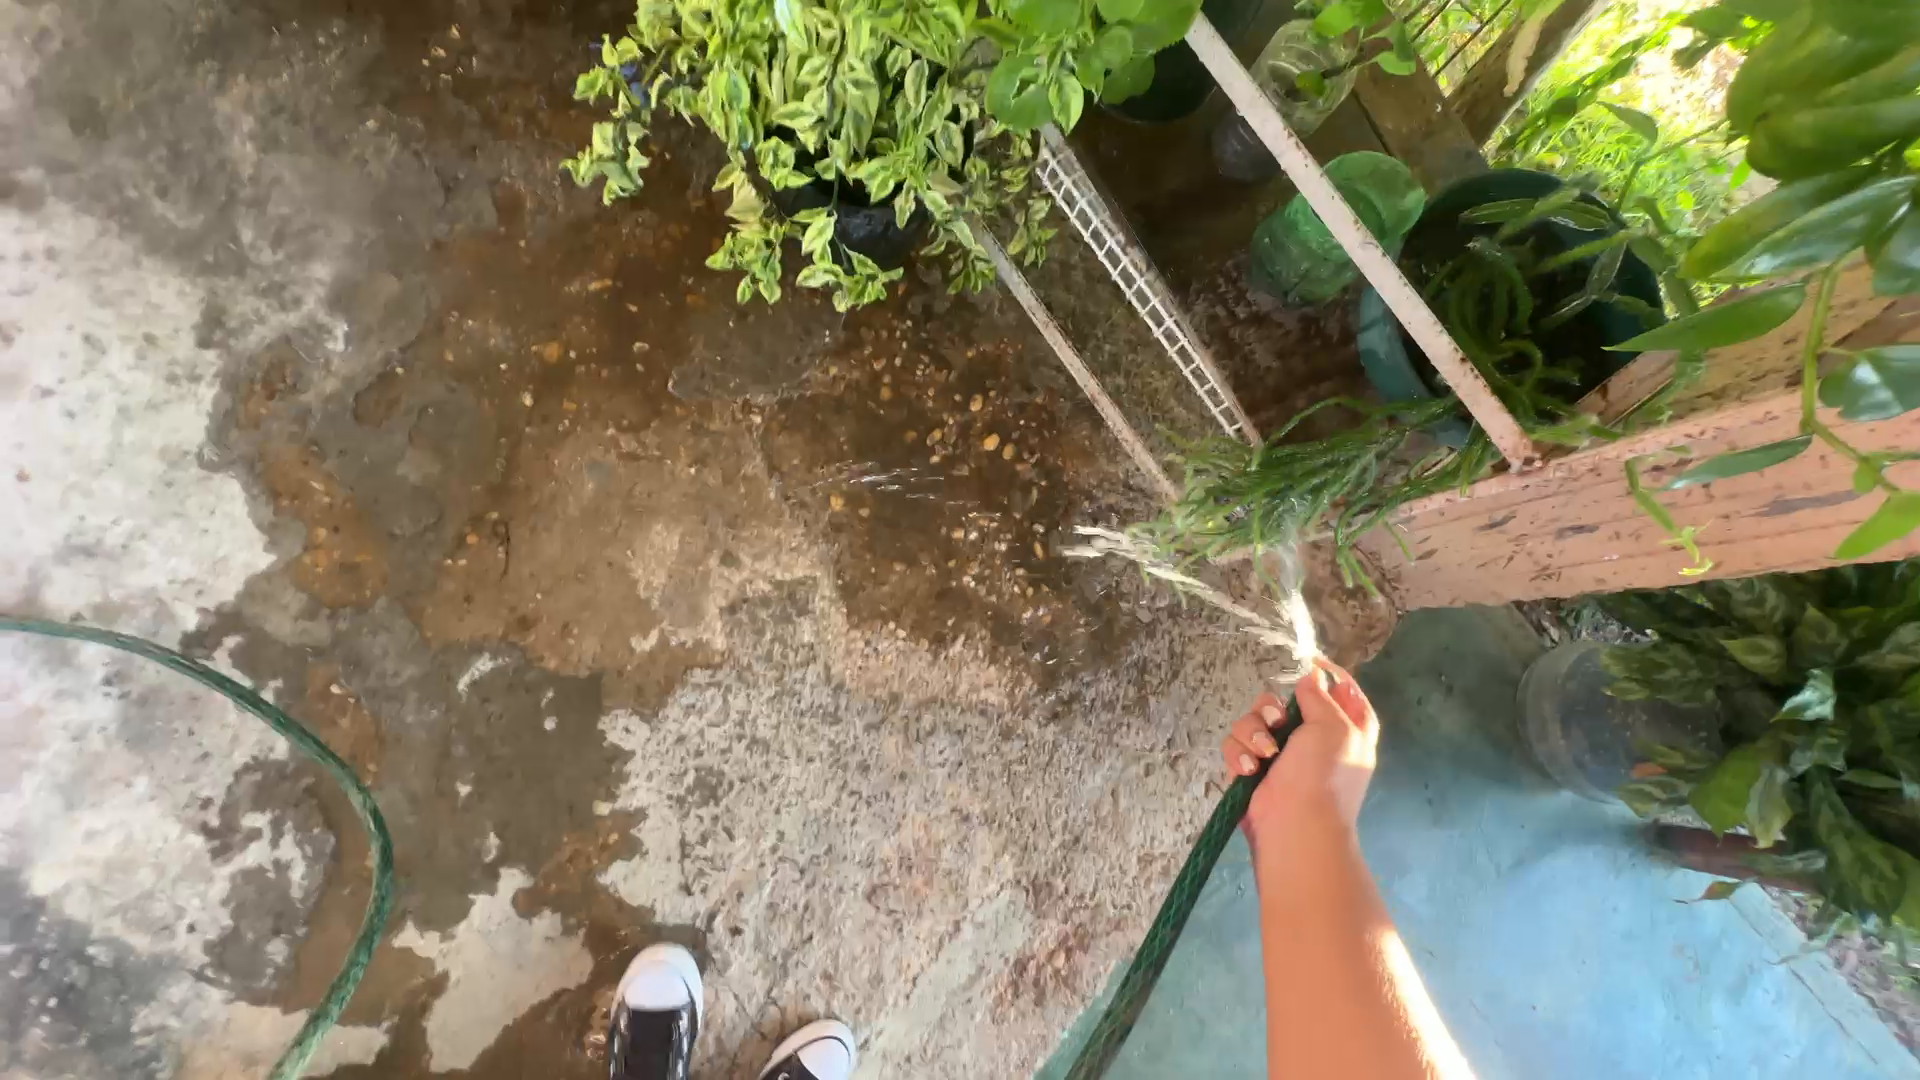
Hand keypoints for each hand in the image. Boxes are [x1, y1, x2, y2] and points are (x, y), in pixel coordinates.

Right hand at [1220, 656, 1379, 847]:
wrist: (1296, 824)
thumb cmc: (1324, 774)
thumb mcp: (1334, 727)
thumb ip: (1320, 696)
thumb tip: (1310, 676)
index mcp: (1343, 728)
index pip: (1340, 690)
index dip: (1325, 674)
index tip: (1308, 660)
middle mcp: (1310, 738)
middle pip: (1281, 701)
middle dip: (1271, 709)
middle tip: (1276, 721)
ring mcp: (1278, 754)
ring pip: (1251, 720)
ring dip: (1252, 733)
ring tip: (1263, 755)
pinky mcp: (1251, 767)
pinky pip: (1236, 744)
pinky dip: (1240, 754)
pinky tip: (1251, 770)